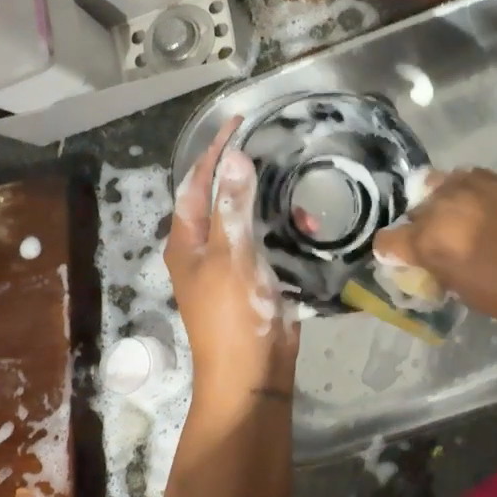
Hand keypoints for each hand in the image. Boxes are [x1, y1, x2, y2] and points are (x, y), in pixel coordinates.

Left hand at [167, 119, 298, 403]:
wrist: (251, 373)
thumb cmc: (234, 314)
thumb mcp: (232, 256)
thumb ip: (234, 206)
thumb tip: (234, 157)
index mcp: (187, 241)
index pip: (197, 183)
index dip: (214, 151)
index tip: (239, 123)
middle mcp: (204, 250)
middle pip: (222, 200)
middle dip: (247, 175)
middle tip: (276, 152)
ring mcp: (230, 267)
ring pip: (250, 222)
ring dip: (273, 207)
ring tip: (304, 197)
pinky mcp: (256, 282)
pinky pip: (269, 245)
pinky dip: (286, 232)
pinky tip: (309, 229)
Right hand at [373, 169, 496, 323]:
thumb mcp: (467, 292)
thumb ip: (439, 271)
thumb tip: (429, 263)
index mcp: (428, 240)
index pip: (386, 241)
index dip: (392, 253)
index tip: (405, 262)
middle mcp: (441, 205)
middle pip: (413, 212)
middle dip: (419, 228)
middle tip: (439, 247)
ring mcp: (469, 185)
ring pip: (437, 187)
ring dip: (440, 203)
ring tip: (456, 220)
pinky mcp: (496, 177)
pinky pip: (466, 179)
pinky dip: (466, 191)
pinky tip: (479, 206)